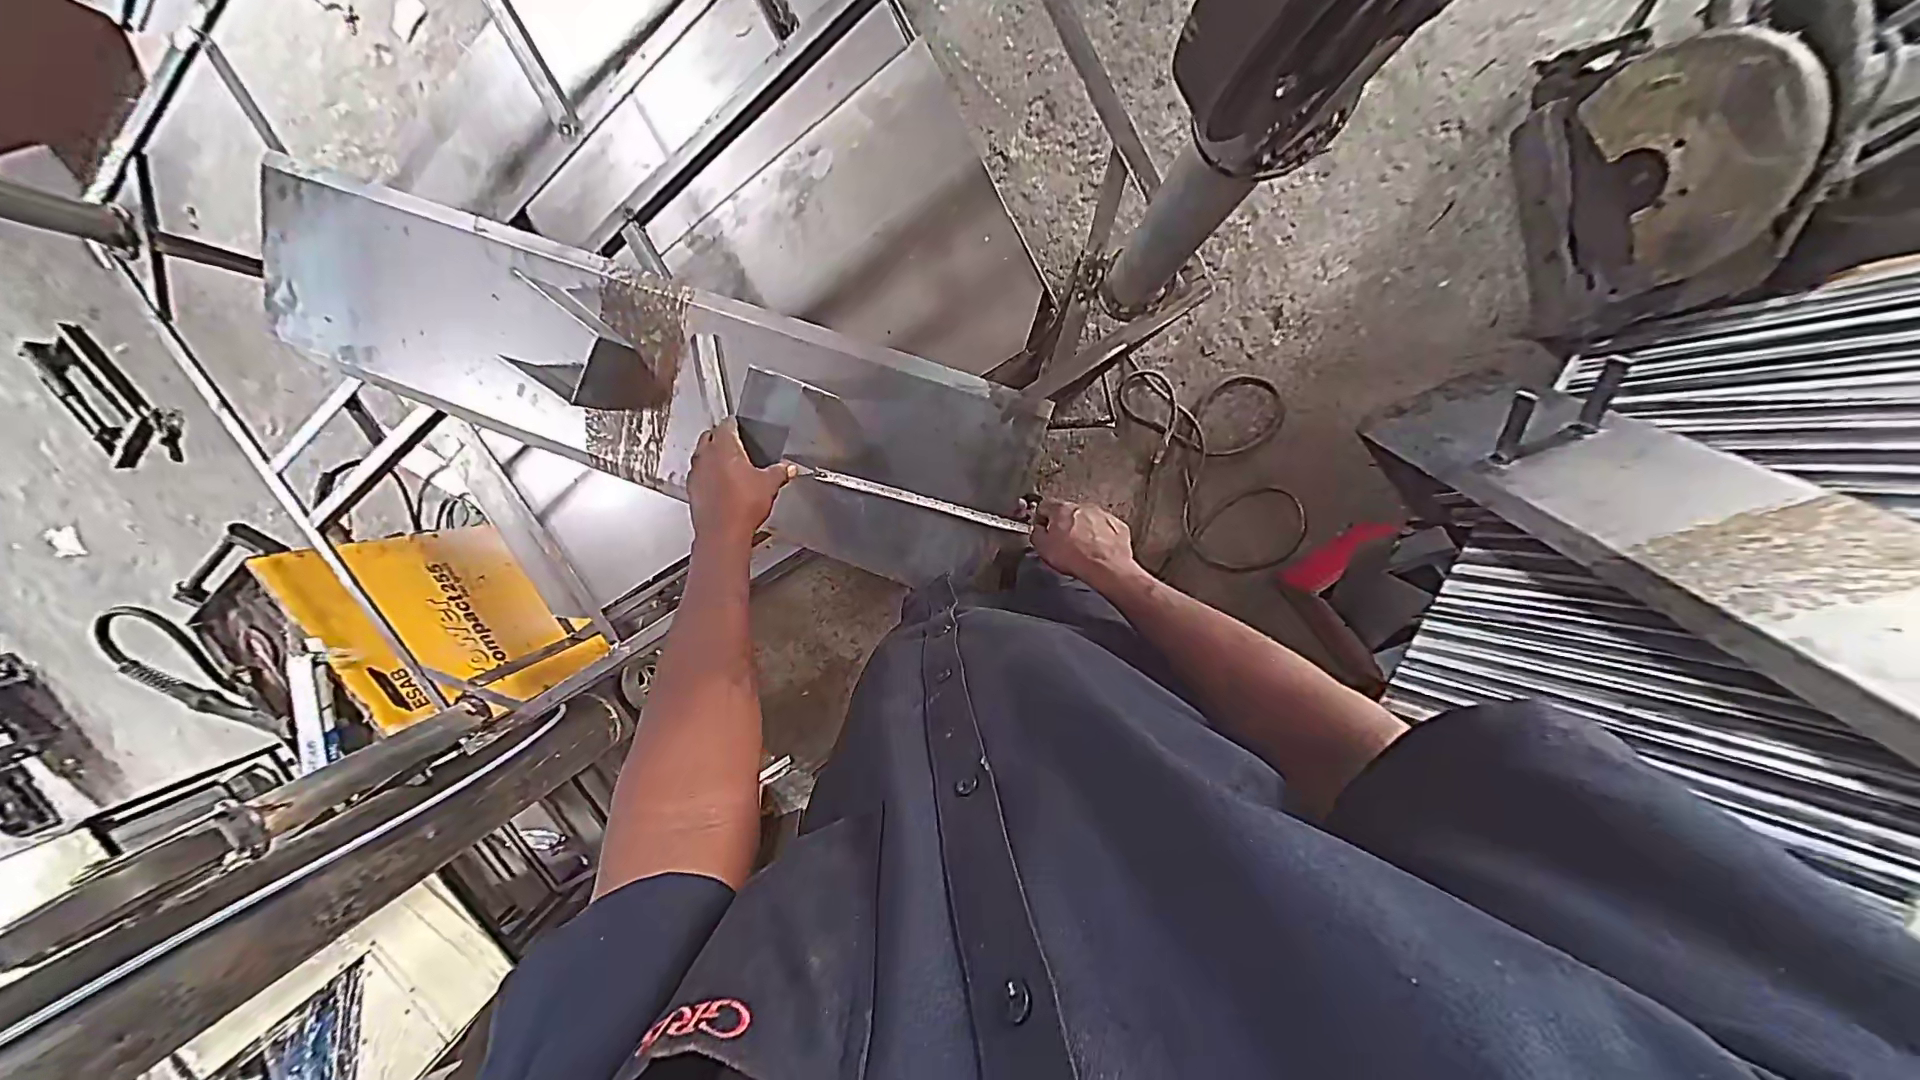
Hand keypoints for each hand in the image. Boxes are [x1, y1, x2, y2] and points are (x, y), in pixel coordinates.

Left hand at [688, 419, 796, 544]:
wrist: (723, 532)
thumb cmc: (741, 506)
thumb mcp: (769, 485)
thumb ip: (779, 472)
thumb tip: (788, 468)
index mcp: (724, 447)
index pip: (726, 425)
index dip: (734, 424)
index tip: (738, 425)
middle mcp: (705, 456)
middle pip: (709, 437)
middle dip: (720, 437)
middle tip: (733, 442)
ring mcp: (696, 473)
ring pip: (702, 456)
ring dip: (712, 456)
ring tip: (727, 464)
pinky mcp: (692, 490)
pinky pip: (699, 476)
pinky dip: (708, 476)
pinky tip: (720, 486)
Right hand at [1031, 498, 1143, 592]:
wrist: (1106, 567)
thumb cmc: (1075, 557)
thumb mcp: (1042, 548)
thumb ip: (1037, 533)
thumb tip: (1038, 530)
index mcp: (1061, 509)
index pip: (1045, 506)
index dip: (1041, 519)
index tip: (1043, 530)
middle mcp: (1082, 507)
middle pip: (1068, 513)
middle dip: (1065, 526)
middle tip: (1063, 544)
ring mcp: (1102, 515)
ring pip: (1088, 519)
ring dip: (1084, 531)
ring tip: (1082, 550)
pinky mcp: (1117, 526)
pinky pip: (1105, 529)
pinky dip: (1101, 537)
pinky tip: (1097, 551)